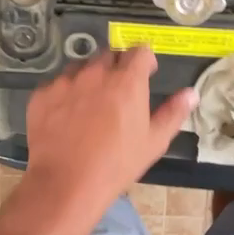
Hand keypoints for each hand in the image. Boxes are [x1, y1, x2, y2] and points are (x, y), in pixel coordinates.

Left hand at [22, 46, 196, 207]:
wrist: (66, 183)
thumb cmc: (116, 164)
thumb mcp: (153, 142)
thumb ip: (173, 113)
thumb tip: (191, 94)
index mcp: (127, 81)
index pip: (139, 51)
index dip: (145, 60)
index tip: (147, 73)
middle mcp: (96, 73)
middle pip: (109, 55)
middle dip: (117, 66)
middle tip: (118, 92)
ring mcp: (65, 82)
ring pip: (81, 67)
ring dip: (90, 77)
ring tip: (91, 103)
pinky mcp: (42, 95)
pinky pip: (57, 84)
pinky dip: (65, 93)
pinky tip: (66, 115)